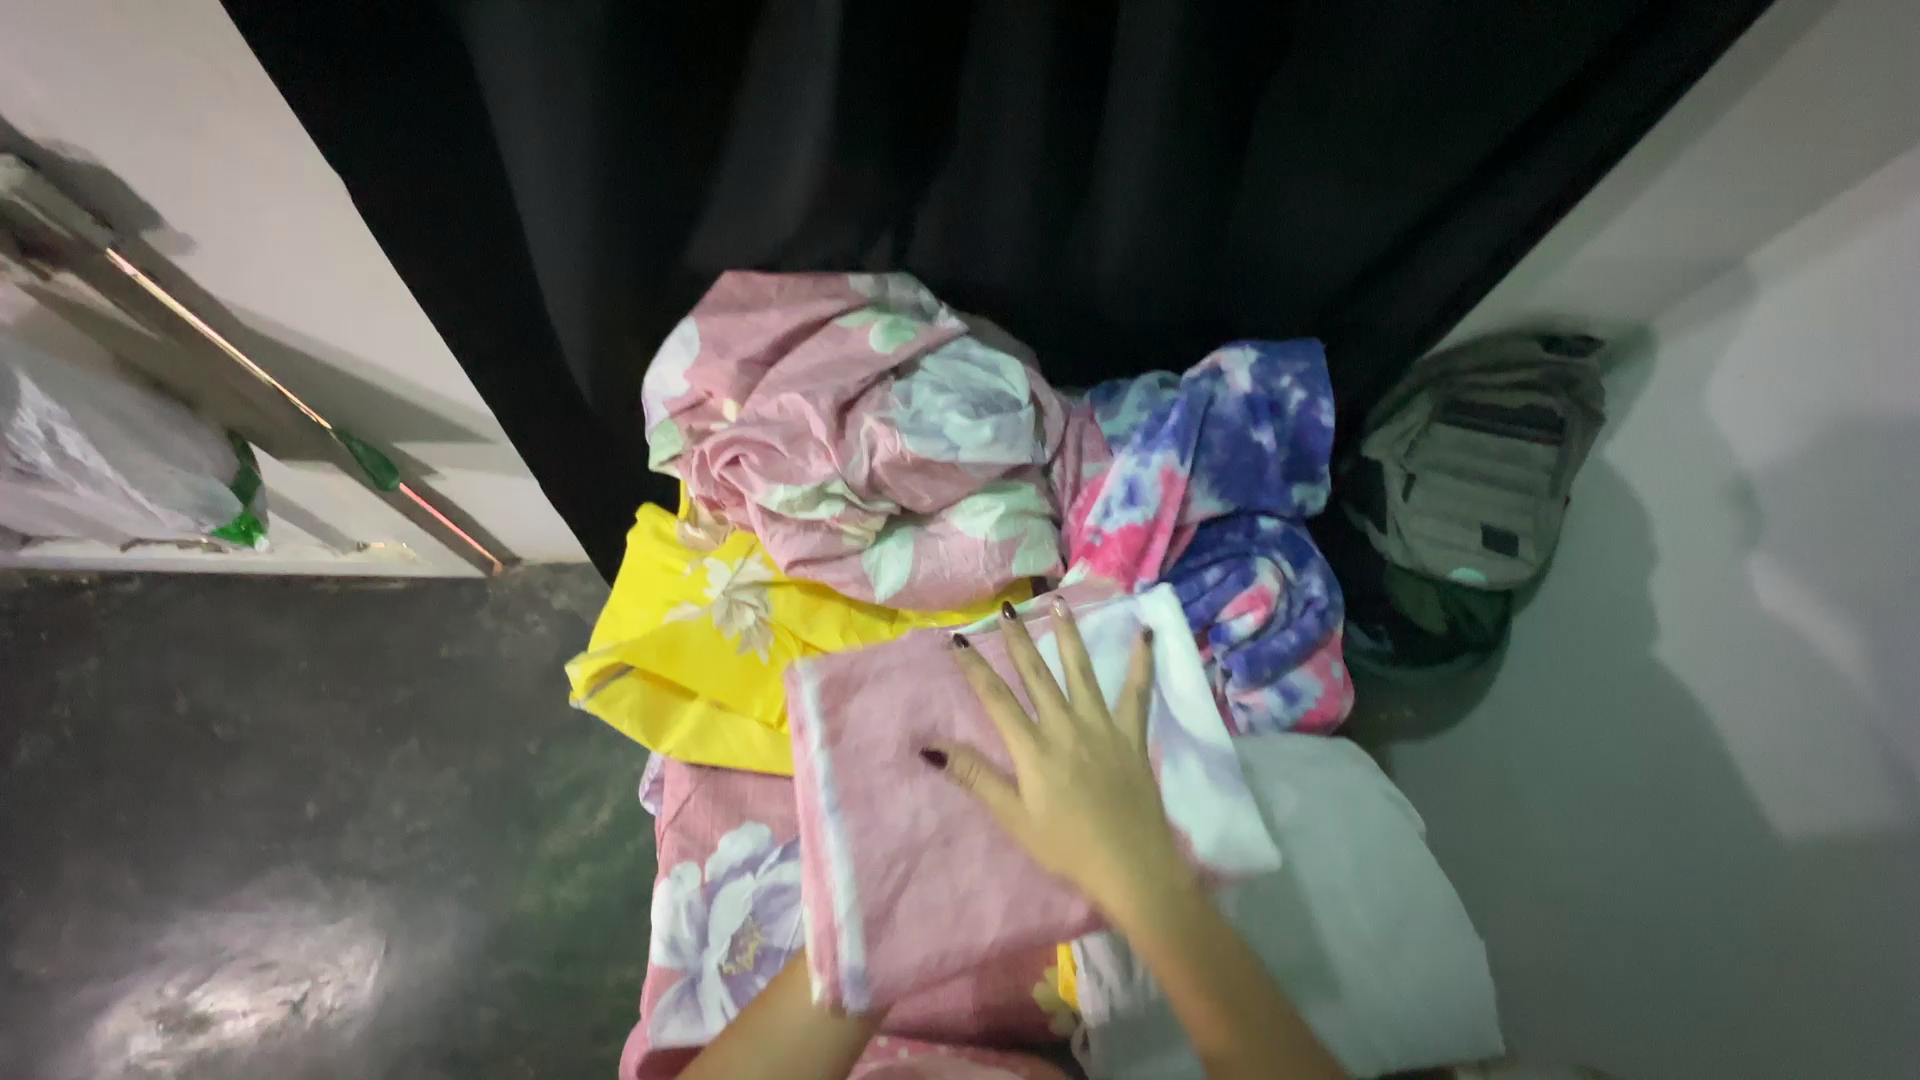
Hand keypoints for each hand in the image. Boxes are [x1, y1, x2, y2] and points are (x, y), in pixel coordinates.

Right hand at [926, 597, 1192, 918]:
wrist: (1131, 867)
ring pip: (1081, 671)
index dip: (974, 667)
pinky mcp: (1132, 734)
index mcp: (1033, 747)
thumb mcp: (1014, 818)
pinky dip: (1141, 663)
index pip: (996, 698)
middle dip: (1017, 639)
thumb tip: (930, 747)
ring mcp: (1102, 725)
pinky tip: (1145, 634)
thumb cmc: (1067, 847)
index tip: (957, 640)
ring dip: (1067, 635)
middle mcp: (1065, 725)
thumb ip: (975, 777)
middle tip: (1005, 608)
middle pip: (1036, 674)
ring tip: (1057, 603)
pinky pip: (1137, 692)